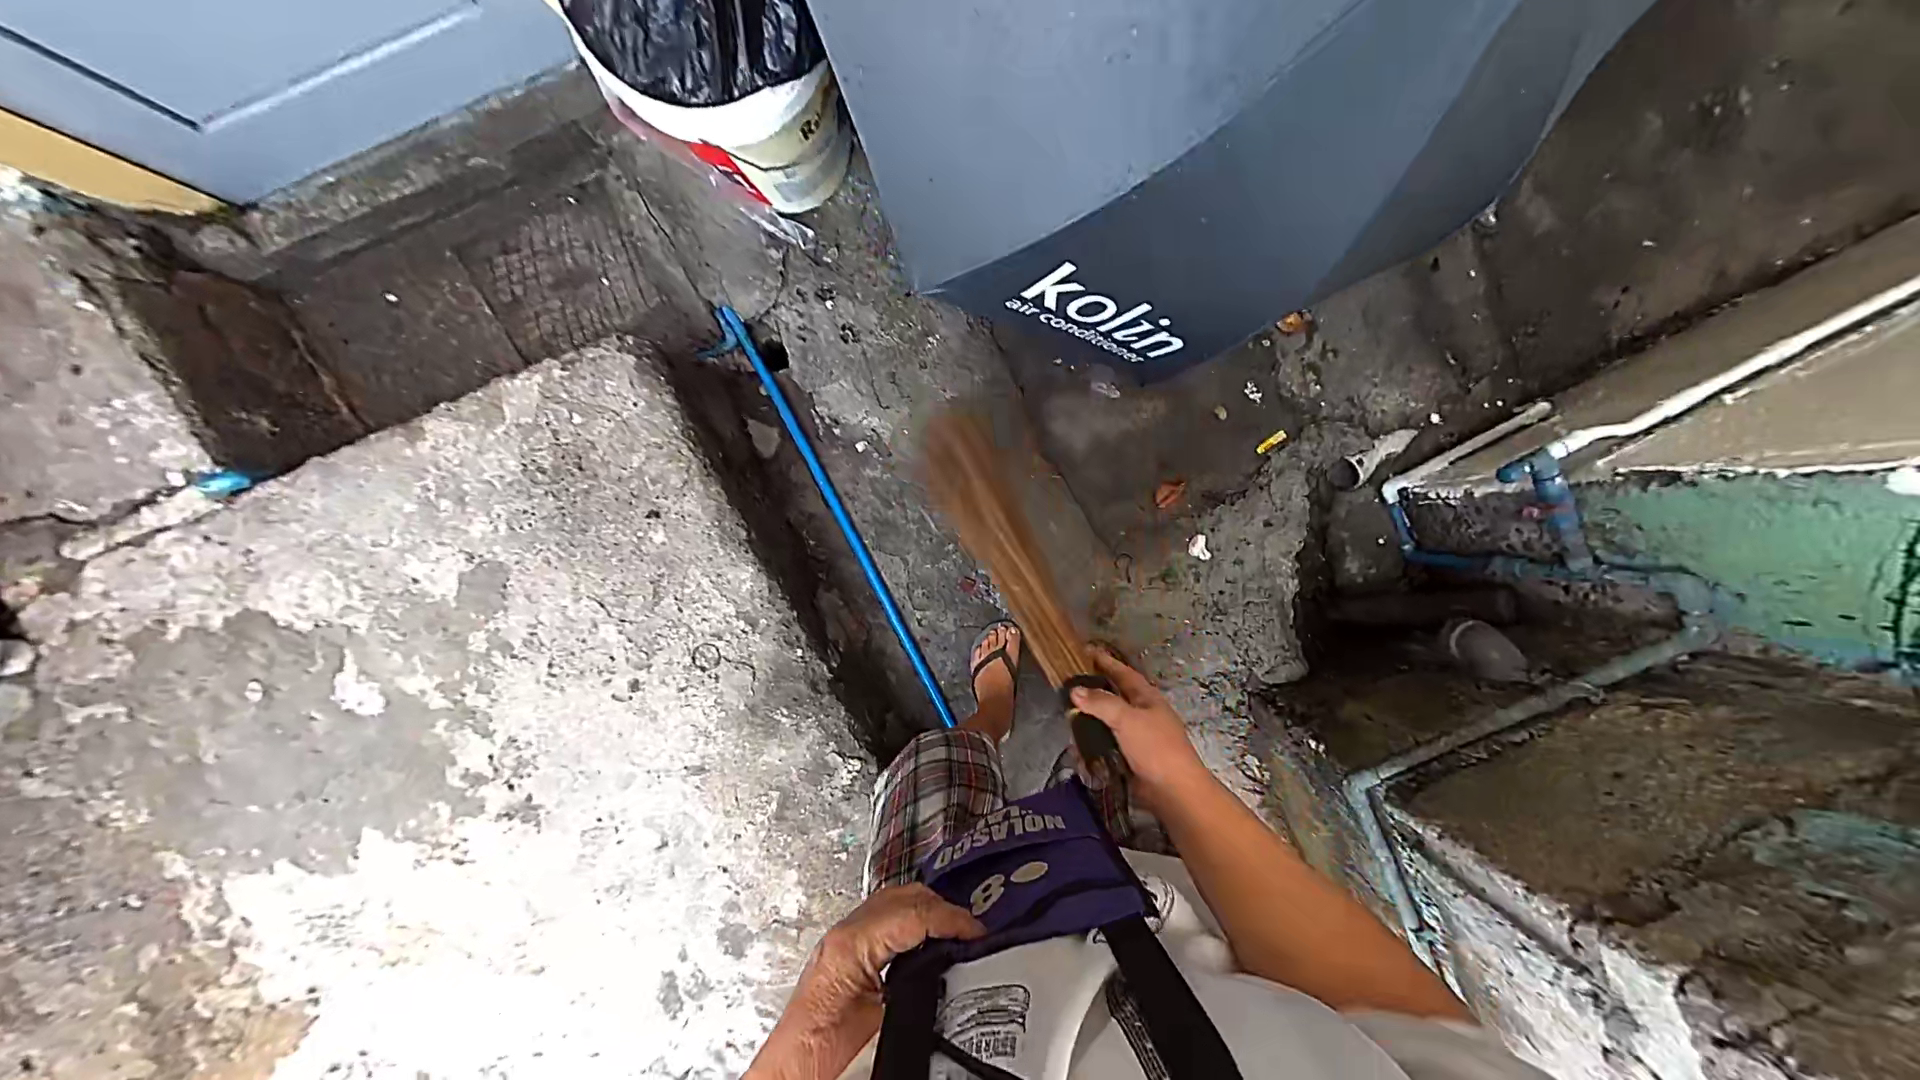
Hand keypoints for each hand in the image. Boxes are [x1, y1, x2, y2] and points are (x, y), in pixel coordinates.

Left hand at [746, 884, 984, 1079]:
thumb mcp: (880, 1028)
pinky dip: (910, 922)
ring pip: (893, 903)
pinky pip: (883, 921)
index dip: (951, 919)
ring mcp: (842, 940)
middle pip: (903, 897)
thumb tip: (952, 978)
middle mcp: (844, 934)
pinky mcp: (843, 954)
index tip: (977, 932)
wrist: (788, 1079)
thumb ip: (917, 992)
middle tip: (971, 930)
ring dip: (926, 911)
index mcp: (851, 945)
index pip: (913, 913)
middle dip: (942, 908)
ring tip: (955, 932)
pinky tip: (925, 941)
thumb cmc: (820, 1061)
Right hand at [1070, 648, 1210, 806]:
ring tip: (1069, 723)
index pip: (1122, 672)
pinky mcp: (1129, 757)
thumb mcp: (1126, 719)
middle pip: (1112, 697)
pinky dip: (1091, 748)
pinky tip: (1079, 752)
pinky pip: (1105, 746)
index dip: (1105, 661)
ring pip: (1106, 723)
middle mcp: (1141, 713)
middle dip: (1091, 694)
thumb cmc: (1155, 747)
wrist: (1174, 791)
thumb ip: (1100, 703)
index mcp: (1146, 698)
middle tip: (1068, 690)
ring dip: (1088, 724)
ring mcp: (1136, 736)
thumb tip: (1075, 690)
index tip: (1085, 652)